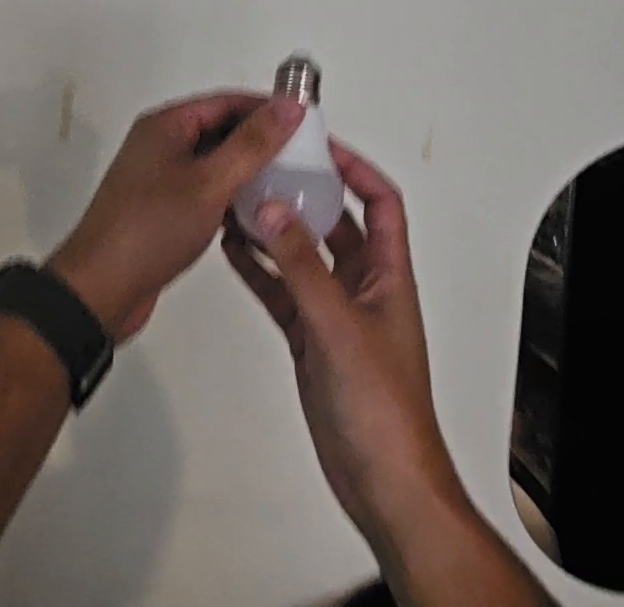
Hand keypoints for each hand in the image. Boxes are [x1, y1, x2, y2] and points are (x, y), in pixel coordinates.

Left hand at [47, 90, 303, 342]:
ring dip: (250, 174)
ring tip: (291, 188)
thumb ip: (253, 144)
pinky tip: (260, 217)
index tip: (307, 124)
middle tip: (305, 159)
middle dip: (263, 144)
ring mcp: (161, 179)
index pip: (227, 102)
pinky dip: (233, 200)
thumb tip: (290, 105)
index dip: (267, 109)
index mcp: (166, 125)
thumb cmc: (152, 230)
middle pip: (222, 131)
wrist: (101, 289)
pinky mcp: (164, 210)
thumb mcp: (209, 183)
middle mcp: (161, 145)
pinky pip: (207, 193)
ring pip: (217, 165)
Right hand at [225, 141, 553, 606]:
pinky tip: (236, 251)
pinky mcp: (310, 336)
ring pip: (302, 254)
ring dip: (276, 228)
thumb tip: (277, 212)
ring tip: (243, 201)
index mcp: (388, 275)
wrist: (380, 477)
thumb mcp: (338, 325)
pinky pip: (281, 289)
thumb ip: (302, 266)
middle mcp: (363, 287)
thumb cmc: (385, 413)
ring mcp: (334, 311)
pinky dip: (260, 269)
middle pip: (335, 221)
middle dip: (306, 192)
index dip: (354, 168)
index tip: (320, 145)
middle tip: (271, 167)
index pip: (380, 202)